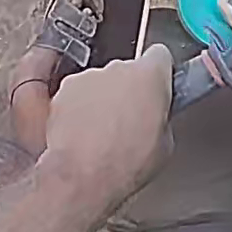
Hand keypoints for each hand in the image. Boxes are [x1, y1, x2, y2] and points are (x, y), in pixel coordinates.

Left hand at [39, 43, 174, 203]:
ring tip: (105, 131)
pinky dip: (80, 108)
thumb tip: (158, 116)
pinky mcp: (65, 90)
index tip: (158, 83)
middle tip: (131, 119)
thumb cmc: (125, 162)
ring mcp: (89, 77)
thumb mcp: (165, 144)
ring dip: (103, 99)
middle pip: (127, 70)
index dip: (159, 71)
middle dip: (129, 89)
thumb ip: (162, 116)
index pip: (160, 56)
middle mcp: (118, 69)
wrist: (84, 175)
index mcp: (150, 76)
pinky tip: (85, 133)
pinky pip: (78, 94)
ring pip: (100, 82)